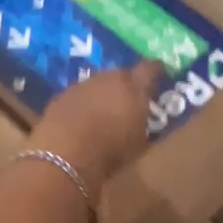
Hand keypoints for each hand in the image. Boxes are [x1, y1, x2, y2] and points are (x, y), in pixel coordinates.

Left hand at [29, 61, 162, 186]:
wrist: (66, 153)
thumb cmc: (111, 151)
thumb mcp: (139, 143)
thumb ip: (143, 123)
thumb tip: (141, 117)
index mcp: (134, 88)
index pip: (150, 69)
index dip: (156, 70)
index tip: (160, 73)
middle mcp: (109, 78)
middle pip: (121, 74)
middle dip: (126, 84)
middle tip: (128, 99)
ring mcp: (83, 84)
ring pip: (98, 83)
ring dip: (102, 93)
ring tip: (103, 111)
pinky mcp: (62, 95)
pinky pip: (79, 95)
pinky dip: (83, 103)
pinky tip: (81, 119)